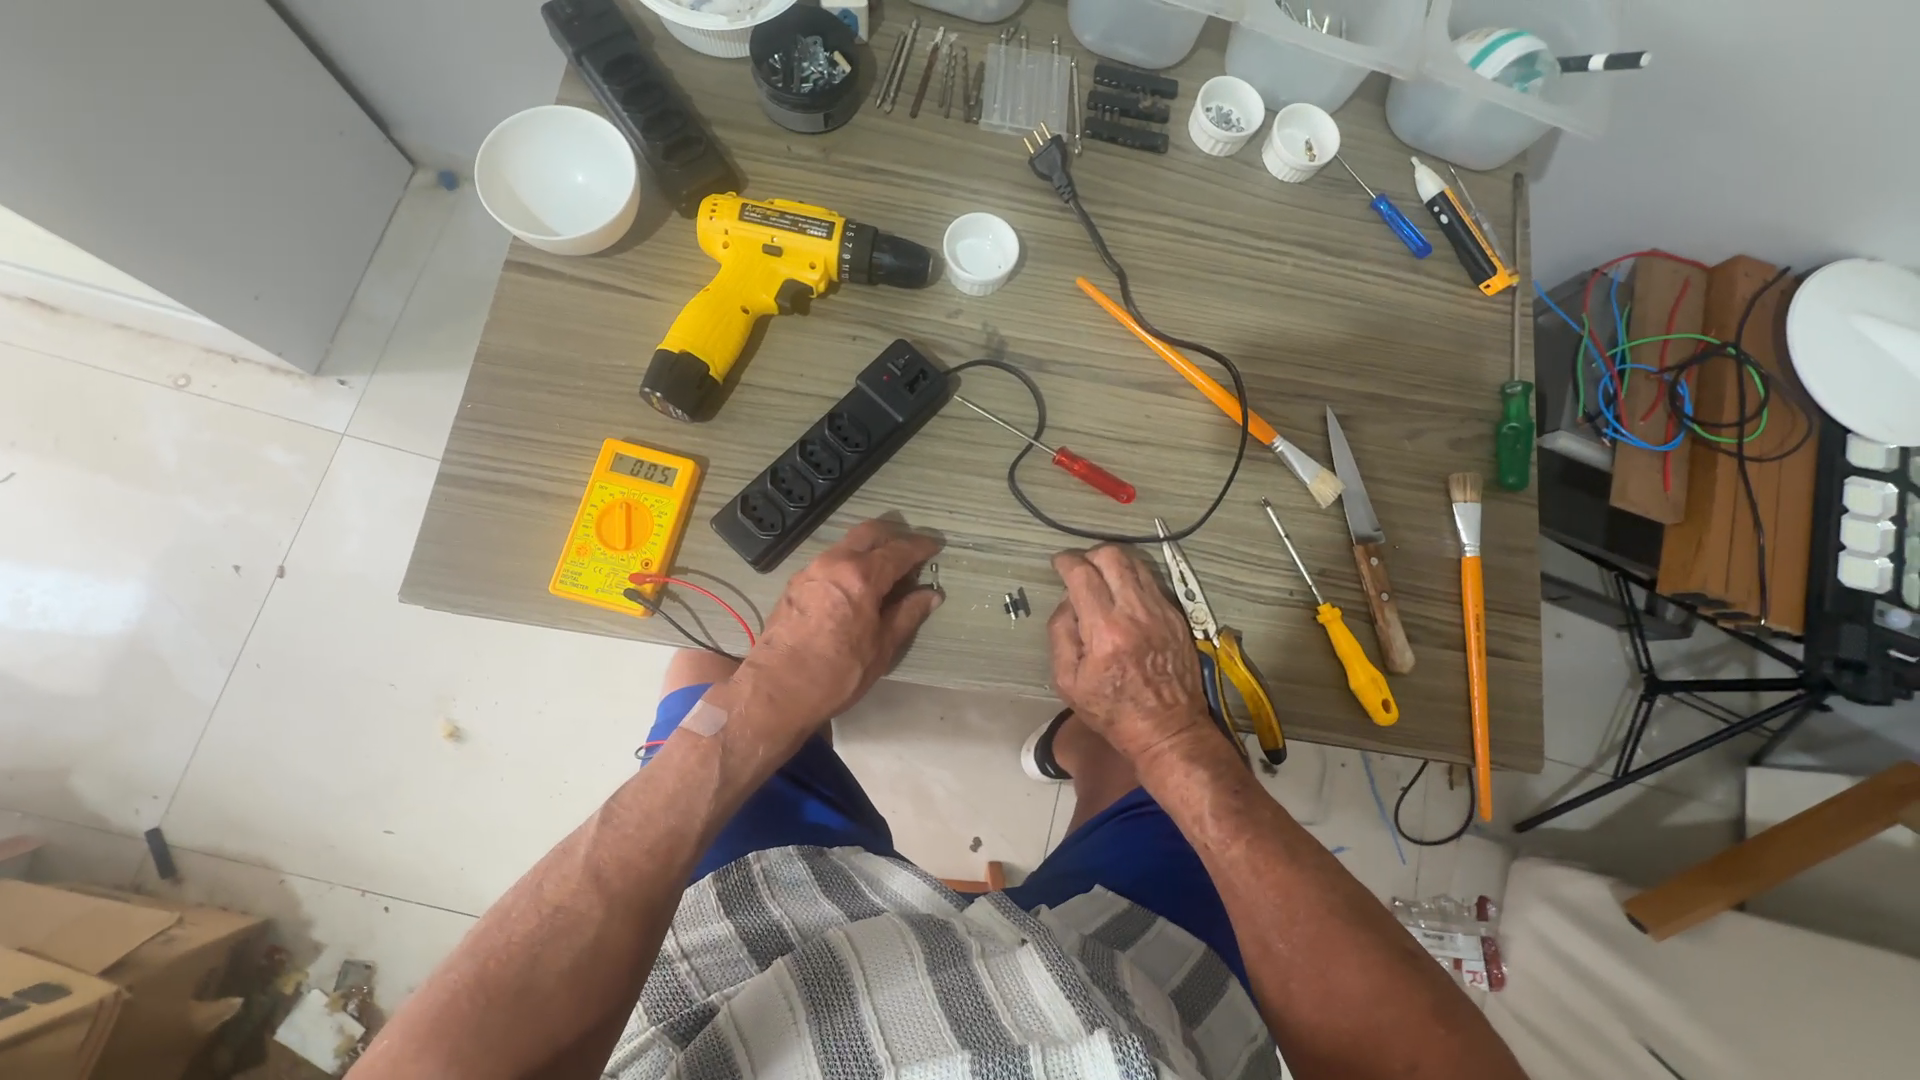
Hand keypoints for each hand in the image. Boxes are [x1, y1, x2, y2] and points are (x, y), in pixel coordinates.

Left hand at [722, 519, 941, 737]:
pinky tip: (858, 585)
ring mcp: (811, 570)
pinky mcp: (796, 584)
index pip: (898, 550)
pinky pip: (830, 561)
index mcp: (861, 576)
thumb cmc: (837, 673)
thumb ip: (907, 614)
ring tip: (887, 571)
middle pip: (869, 533)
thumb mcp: (882, 647)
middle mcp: (834, 563)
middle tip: (912, 552)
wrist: (776, 690)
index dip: (920, 547)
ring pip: (847, 545)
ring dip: (870, 549)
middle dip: (894, 536)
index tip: (935, 547)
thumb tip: (931, 594)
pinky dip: (850, 563)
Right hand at [1047, 545, 1215, 763]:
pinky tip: (1124, 599)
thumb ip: (1060, 633)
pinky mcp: (1177, 617)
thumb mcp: (1067, 680)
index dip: (1066, 561)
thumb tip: (1067, 601)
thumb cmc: (1112, 711)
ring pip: (1136, 564)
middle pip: (1113, 556)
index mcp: (1104, 630)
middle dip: (1091, 554)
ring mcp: (1161, 612)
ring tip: (1102, 579)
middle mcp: (1135, 613)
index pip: (1082, 574)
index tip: (1058, 563)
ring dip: (1114, 563)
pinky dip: (1133, 581)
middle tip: (1081, 568)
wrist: (1167, 729)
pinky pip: (1152, 583)